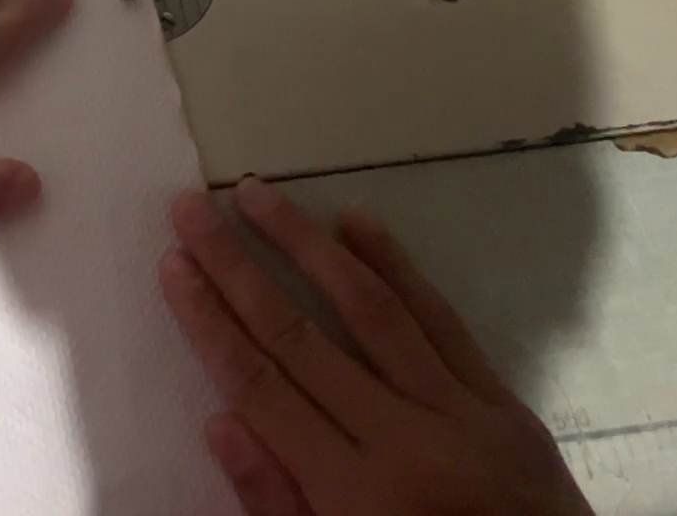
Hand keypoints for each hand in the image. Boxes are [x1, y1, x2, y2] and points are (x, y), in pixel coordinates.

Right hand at [161, 181, 591, 515]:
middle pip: (297, 334)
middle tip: (192, 206)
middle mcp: (406, 442)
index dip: (208, 320)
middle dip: (234, 264)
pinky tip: (354, 218)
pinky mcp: (504, 401)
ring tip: (257, 191)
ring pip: (369, 306)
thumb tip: (220, 421)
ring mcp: (462, 413)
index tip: (172, 264)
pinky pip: (442, 318)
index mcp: (356, 494)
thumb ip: (276, 505)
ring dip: (303, 241)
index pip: (259, 385)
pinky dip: (395, 264)